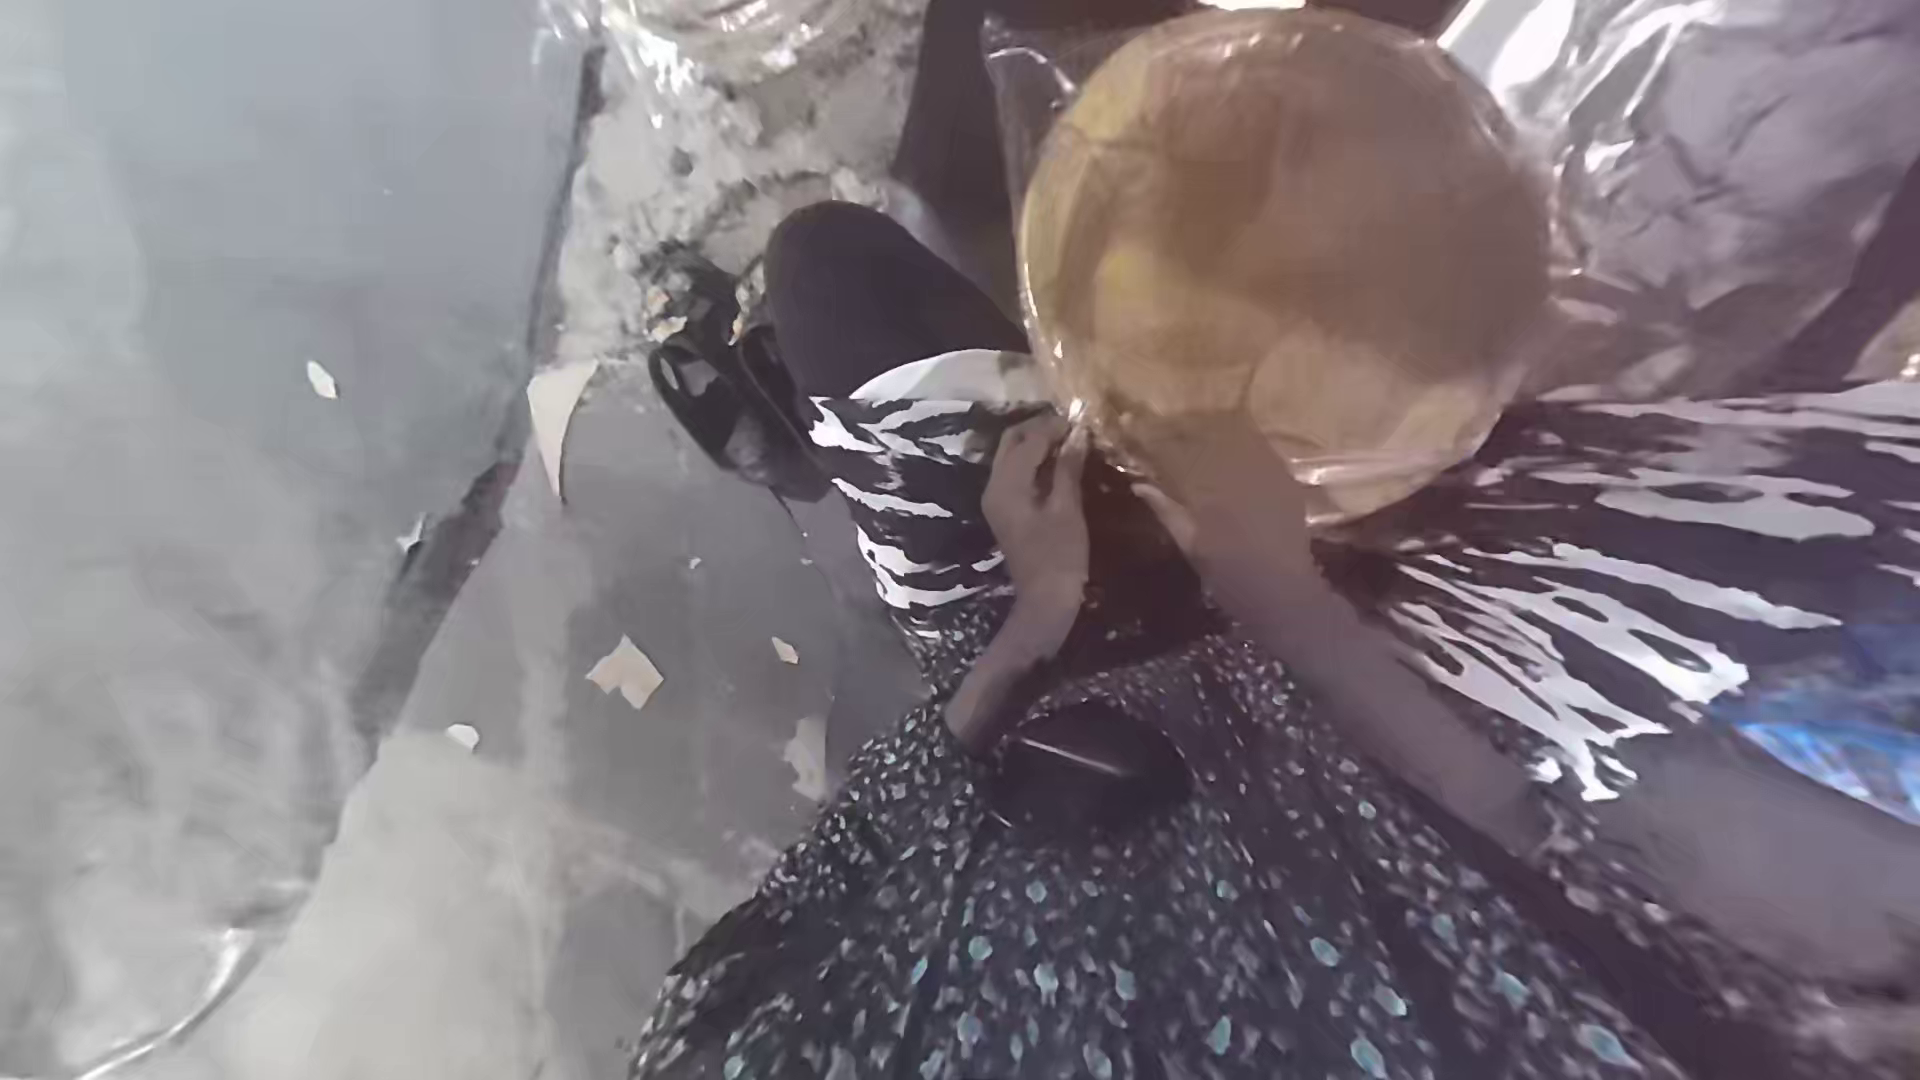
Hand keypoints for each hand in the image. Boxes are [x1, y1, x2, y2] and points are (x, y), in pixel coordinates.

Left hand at [983, 414, 1089, 653]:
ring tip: (1070, 438)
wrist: (1044, 599)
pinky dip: (1035, 462)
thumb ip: (1068, 467)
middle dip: (1039, 428)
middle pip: (1012, 443)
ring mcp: (997, 499)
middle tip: (1072, 424)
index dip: (1054, 426)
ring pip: (1012, 457)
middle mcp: (994, 487)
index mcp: (1006, 486)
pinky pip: (1016, 473)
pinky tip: (1059, 461)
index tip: (1081, 417)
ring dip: (1037, 443)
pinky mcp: (1005, 509)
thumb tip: (1078, 432)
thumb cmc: (1060, 555)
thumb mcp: (1067, 508)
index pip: (1027, 441)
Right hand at [1123, 413, 1317, 593]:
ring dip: (1209, 426)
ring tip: (1190, 426)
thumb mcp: (1190, 545)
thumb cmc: (1229, 575)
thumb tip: (1139, 485)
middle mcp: (1241, 473)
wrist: (1283, 592)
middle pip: (1207, 432)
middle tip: (1161, 423)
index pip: (1177, 450)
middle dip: (1181, 424)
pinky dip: (1238, 438)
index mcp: (1213, 491)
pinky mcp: (1285, 478)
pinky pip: (1259, 445)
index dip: (1154, 435)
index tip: (1133, 424)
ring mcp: (1268, 472)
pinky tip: (1227, 441)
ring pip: (1235, 432)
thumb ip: (1166, 510)